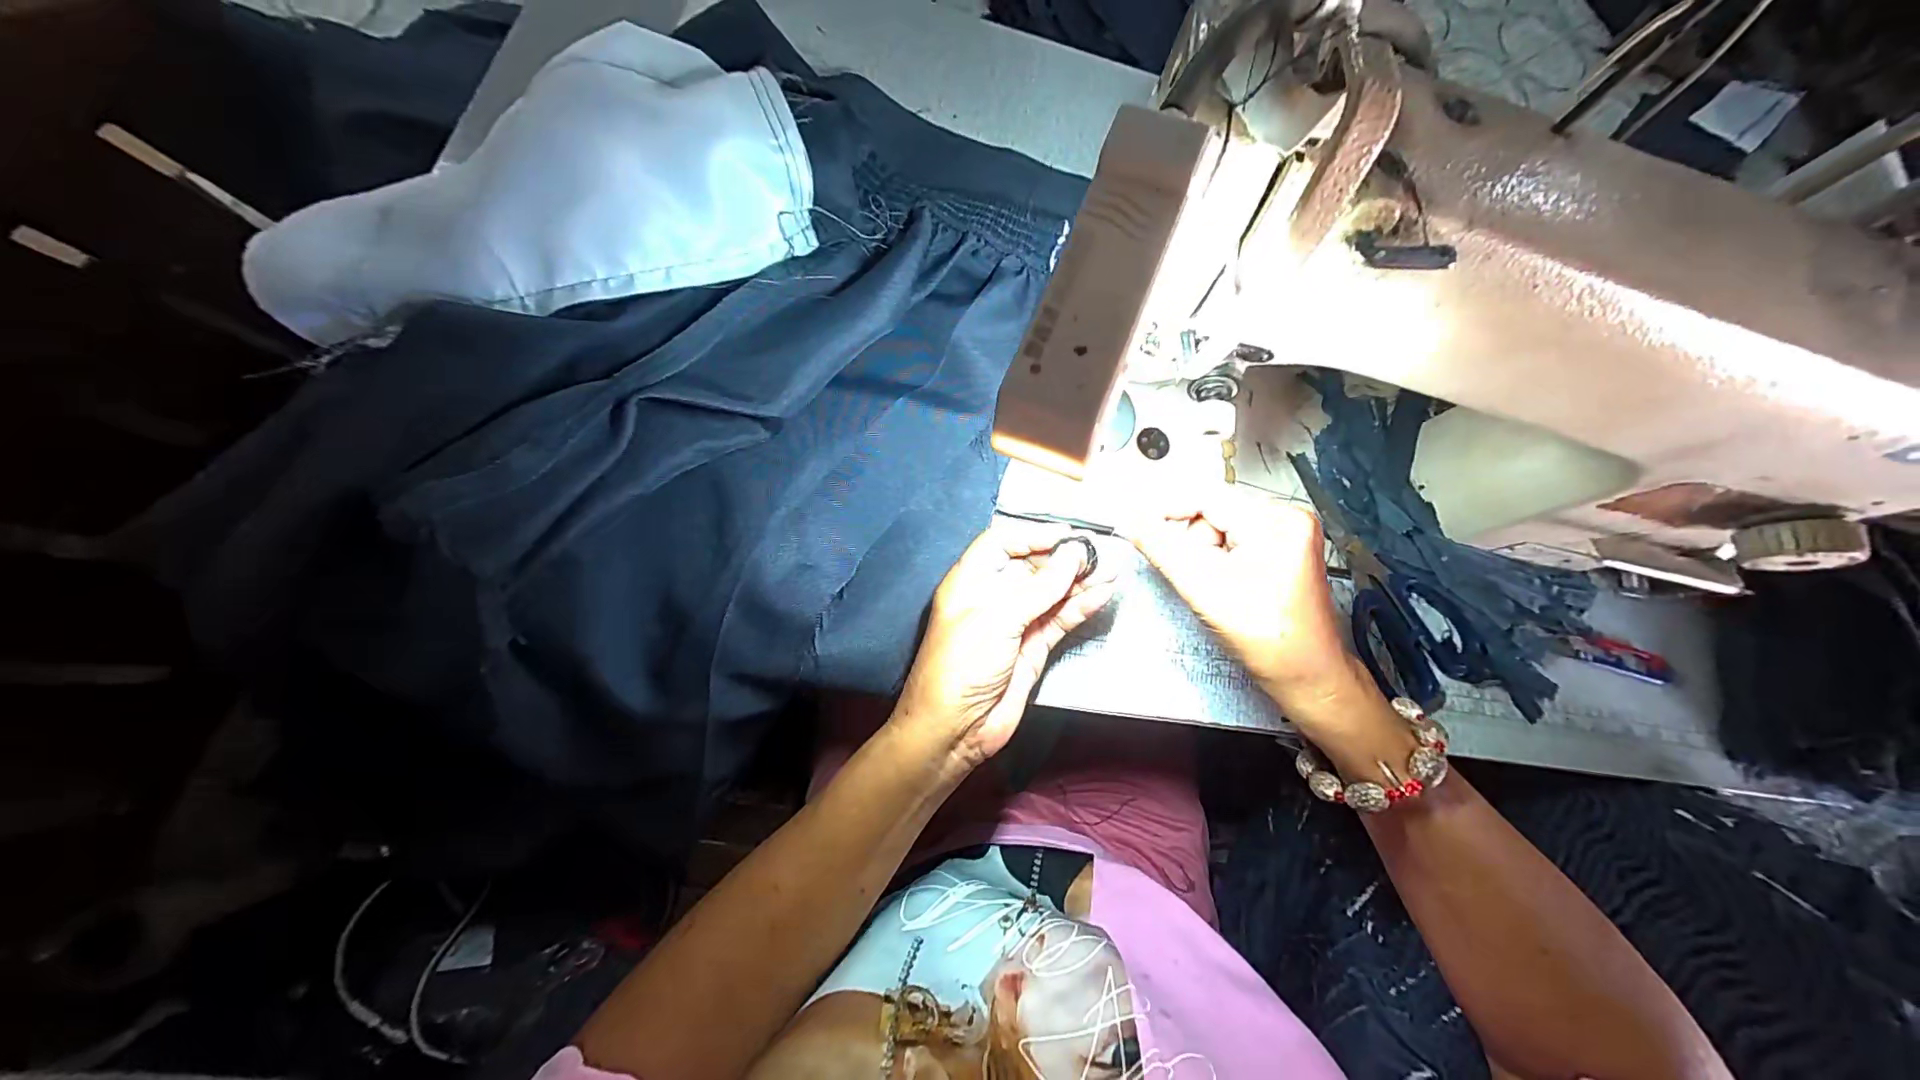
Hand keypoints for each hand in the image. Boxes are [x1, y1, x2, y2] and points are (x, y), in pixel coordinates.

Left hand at [894, 521, 1118, 769]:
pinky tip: (1101, 595)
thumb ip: (1039, 587)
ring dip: (1080, 582)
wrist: (953, 729)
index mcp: (971, 581)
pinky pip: (1060, 620)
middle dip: (1064, 558)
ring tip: (1112, 570)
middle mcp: (993, 598)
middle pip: (1032, 566)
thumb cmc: (959, 667)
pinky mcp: (1032, 648)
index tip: (1068, 535)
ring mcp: (1014, 624)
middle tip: (1098, 554)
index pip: (1002, 543)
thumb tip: (1072, 555)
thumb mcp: (997, 618)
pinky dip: (1080, 608)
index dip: (1034, 535)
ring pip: (1051, 594)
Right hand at [1129, 487, 1375, 730]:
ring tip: (1217, 586)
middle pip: (1212, 511)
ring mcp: (1289, 533)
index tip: (1137, 524)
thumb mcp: (1203, 587)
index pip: (1205, 497)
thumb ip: (1161, 548)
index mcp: (1277, 521)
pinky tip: (1227, 584)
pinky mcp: (1285, 549)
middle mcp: (1289, 518)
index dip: (1166, 511)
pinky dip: (1219, 558)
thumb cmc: (1271, 640)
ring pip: (1220, 527)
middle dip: (1192, 541)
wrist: (1307, 674)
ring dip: (1204, 552)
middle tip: (1195, 576)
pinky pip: (1235, 540)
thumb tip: (1132, 521)